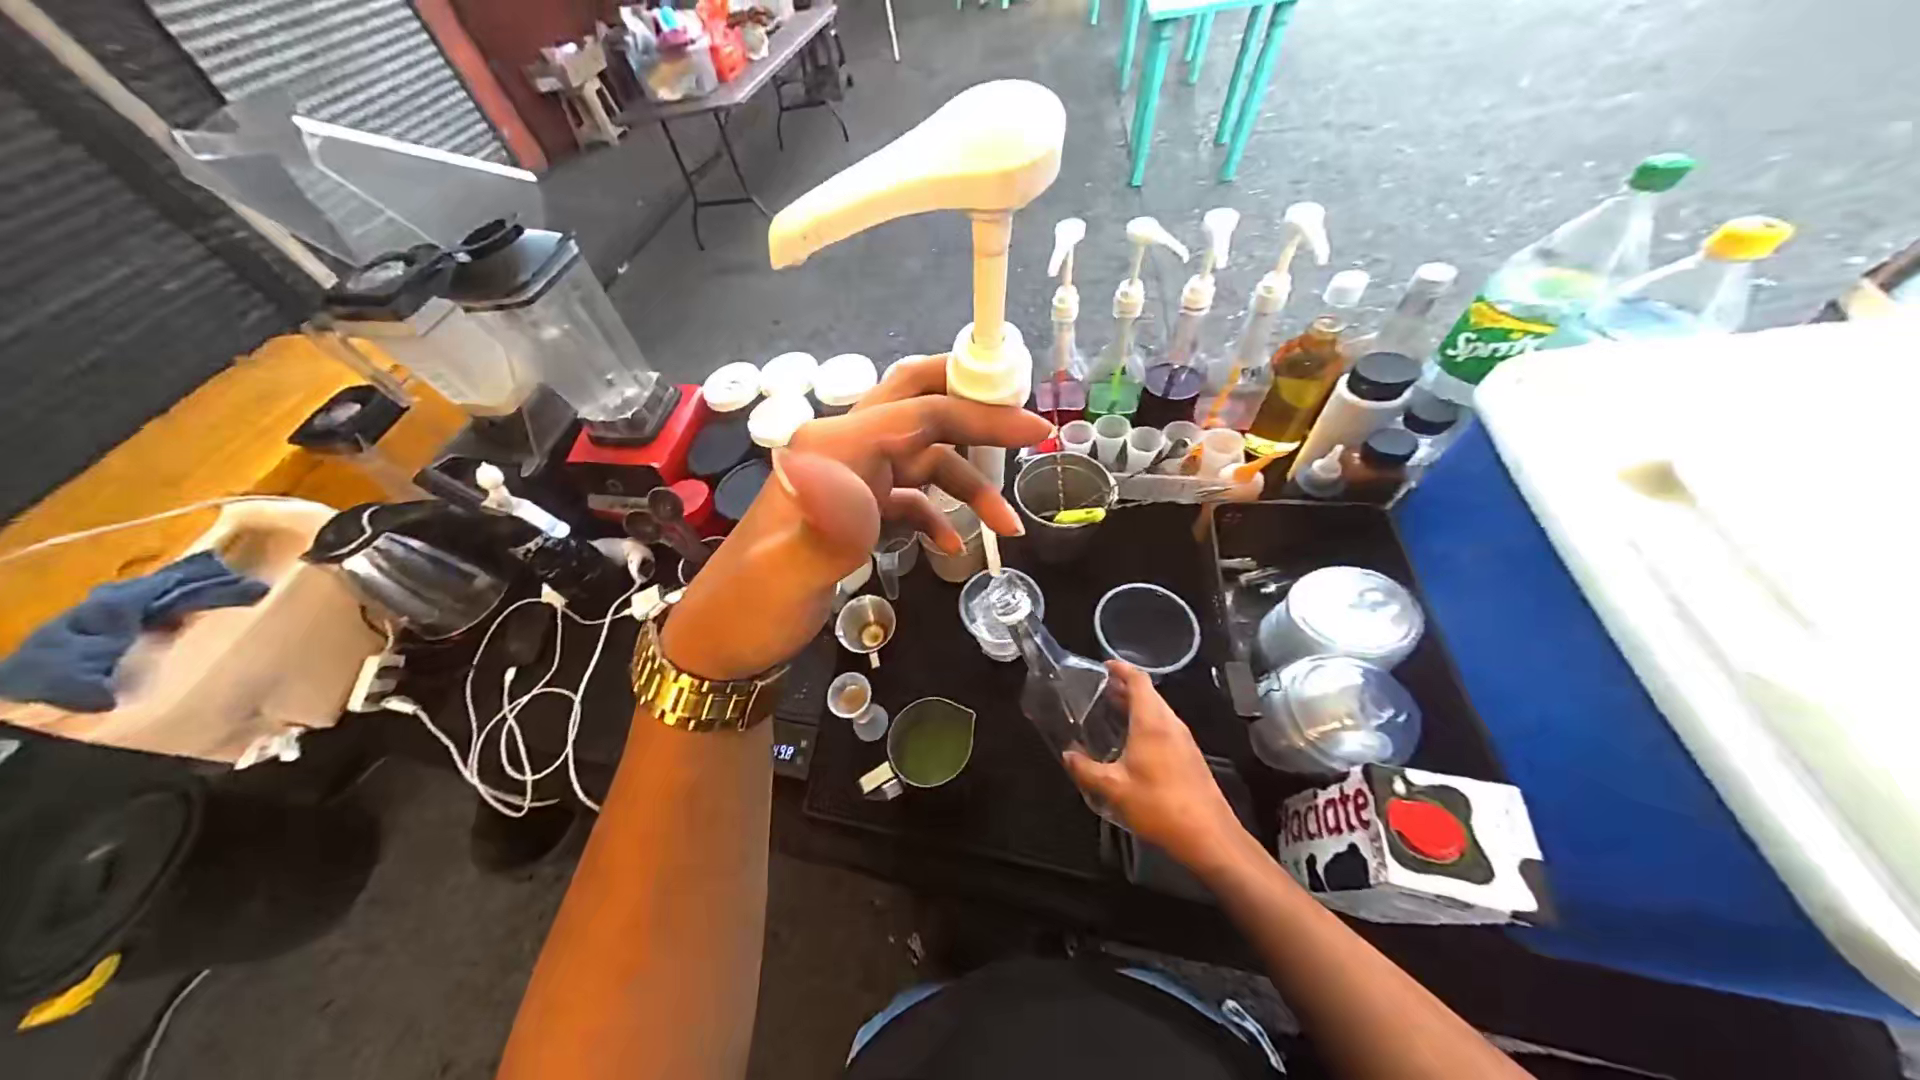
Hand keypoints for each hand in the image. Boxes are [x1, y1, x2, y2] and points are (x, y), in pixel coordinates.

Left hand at [661, 356, 1051, 679]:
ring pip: (923, 456)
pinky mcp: (855, 508)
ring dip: (967, 482)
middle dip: (973, 409)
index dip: (981, 415)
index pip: (921, 413)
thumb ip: (826, 525)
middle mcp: (844, 450)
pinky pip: (910, 496)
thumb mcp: (790, 574)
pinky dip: (938, 513)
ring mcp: (851, 478)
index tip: (1037, 429)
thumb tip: (850, 478)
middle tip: (1025, 425)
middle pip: (918, 404)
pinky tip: (953, 545)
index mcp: (834, 449)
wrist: (725, 642)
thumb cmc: (754, 607)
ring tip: (1006, 524)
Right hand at [1064, 662, 1247, 872]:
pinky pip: (1165, 727)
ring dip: (1135, 706)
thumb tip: (1068, 755)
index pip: (1139, 680)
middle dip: (1124, 688)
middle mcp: (1170, 724)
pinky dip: (1146, 723)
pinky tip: (1130, 741)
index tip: (1103, 666)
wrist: (1208, 835)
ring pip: (1158, 711)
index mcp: (1152, 722)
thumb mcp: (1113, 788)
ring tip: (1109, 712)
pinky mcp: (1190, 756)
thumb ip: (1086, 769)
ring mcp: (1184, 740)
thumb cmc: (1158, 805)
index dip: (1121, 669)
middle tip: (1098, 691)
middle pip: (1149, 693)